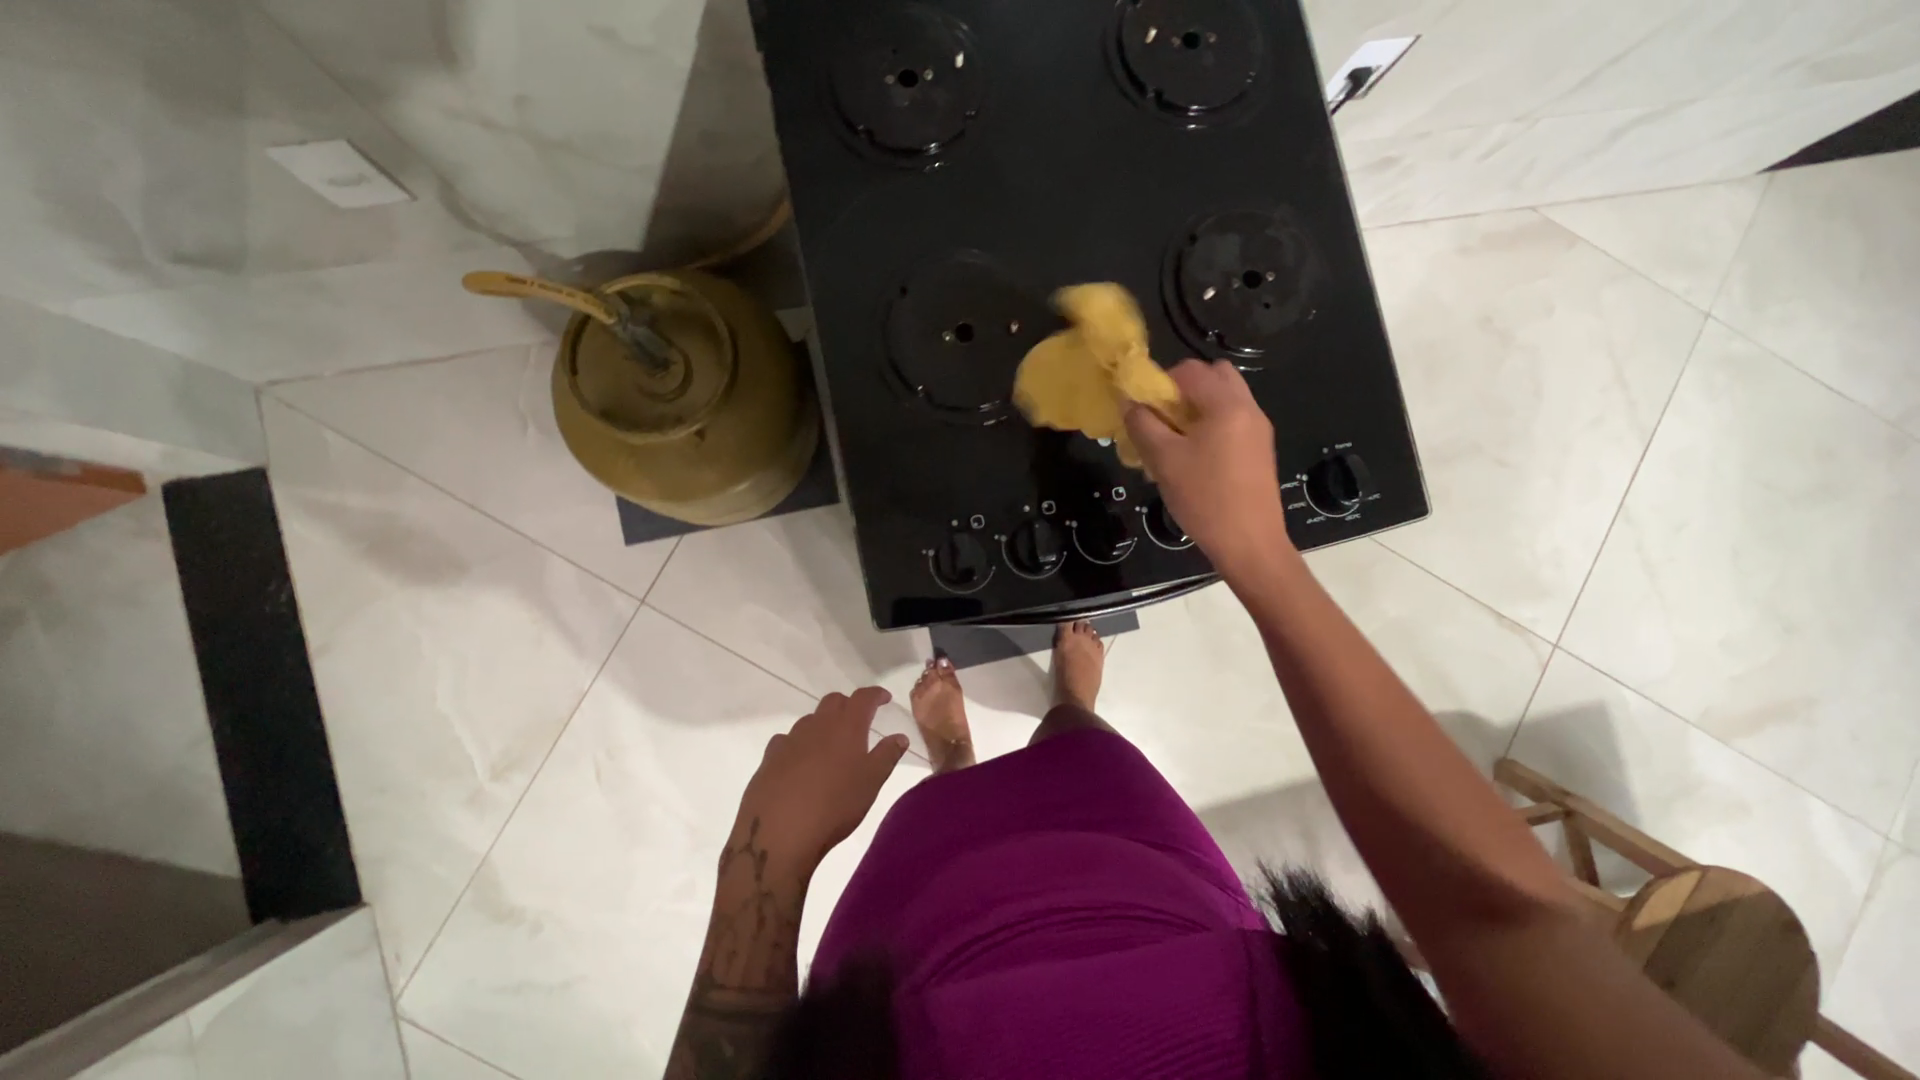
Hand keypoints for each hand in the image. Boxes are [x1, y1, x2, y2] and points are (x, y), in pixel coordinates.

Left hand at [728, 687, 910, 876]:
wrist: (780, 831)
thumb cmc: (835, 806)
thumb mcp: (871, 783)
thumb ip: (887, 755)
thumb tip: (899, 736)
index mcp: (846, 727)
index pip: (863, 698)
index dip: (875, 694)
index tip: (885, 698)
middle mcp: (817, 725)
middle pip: (833, 701)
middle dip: (848, 705)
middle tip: (859, 720)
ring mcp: (789, 740)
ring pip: (809, 720)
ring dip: (823, 725)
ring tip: (831, 745)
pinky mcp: (769, 758)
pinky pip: (787, 740)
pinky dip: (799, 744)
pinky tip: (800, 761)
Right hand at [1125, 359, 1292, 578]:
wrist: (1250, 544)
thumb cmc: (1205, 499)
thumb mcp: (1164, 460)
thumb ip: (1142, 424)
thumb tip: (1128, 401)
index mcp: (1226, 404)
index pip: (1189, 369)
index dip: (1160, 381)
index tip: (1143, 408)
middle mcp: (1248, 408)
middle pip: (1214, 376)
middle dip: (1183, 389)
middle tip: (1162, 418)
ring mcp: (1258, 429)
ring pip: (1225, 399)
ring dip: (1197, 407)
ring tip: (1175, 439)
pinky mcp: (1260, 450)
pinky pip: (1232, 420)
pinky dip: (1211, 424)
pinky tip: (1194, 457)